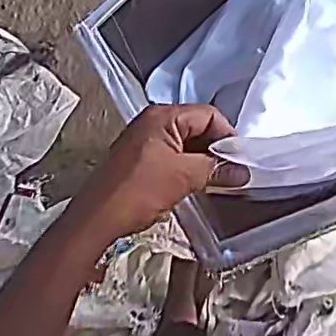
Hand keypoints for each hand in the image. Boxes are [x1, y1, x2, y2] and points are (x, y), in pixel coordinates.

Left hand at [64, 104, 245, 246]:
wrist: (97, 220)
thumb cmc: (132, 193)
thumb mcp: (184, 177)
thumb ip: (216, 169)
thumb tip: (238, 171)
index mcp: (162, 116)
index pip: (208, 115)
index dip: (227, 136)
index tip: (238, 159)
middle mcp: (151, 122)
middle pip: (197, 127)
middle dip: (215, 149)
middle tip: (230, 171)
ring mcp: (144, 140)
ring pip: (185, 143)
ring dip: (202, 160)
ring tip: (215, 181)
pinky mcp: (139, 159)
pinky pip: (172, 156)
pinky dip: (187, 167)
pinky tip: (194, 184)